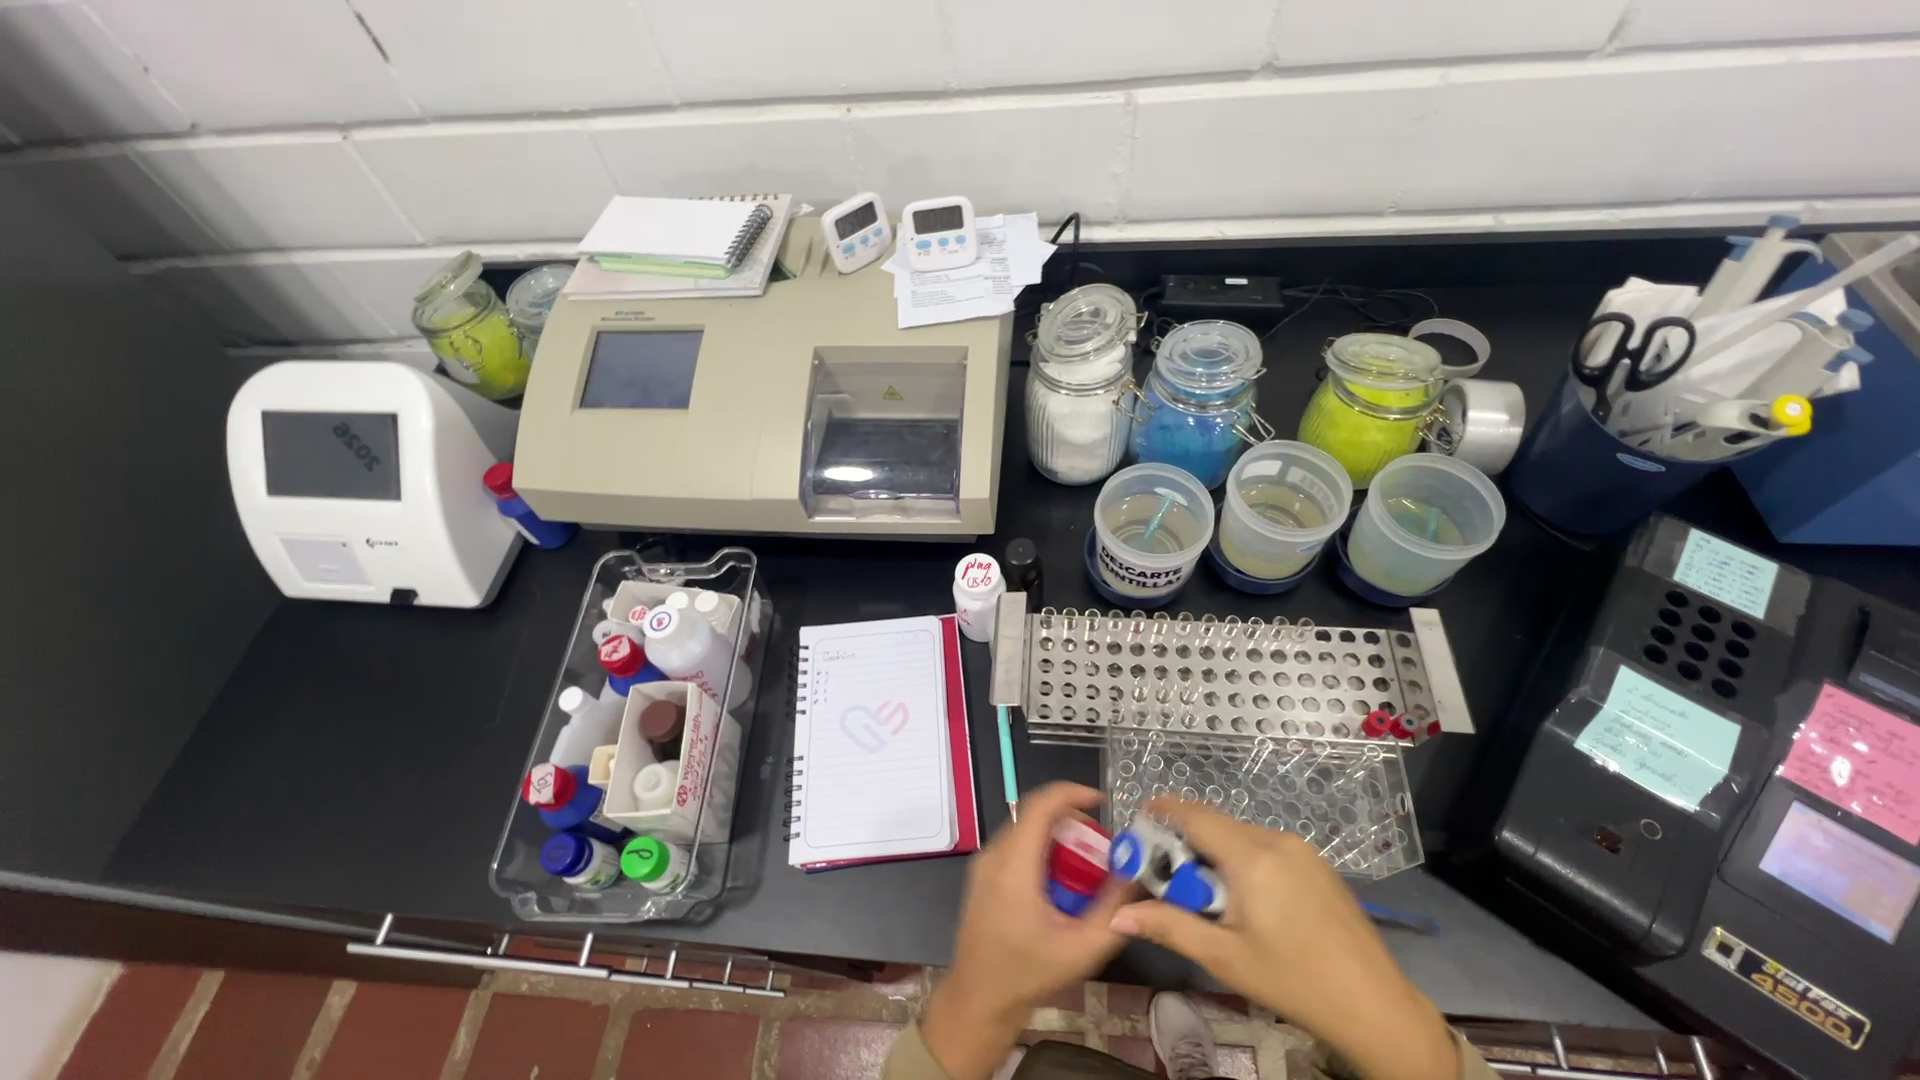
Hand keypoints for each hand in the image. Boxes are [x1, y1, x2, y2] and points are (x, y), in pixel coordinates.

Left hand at [921, 783, 1137, 1079]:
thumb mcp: (1082, 948)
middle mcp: (994, 855)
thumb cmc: (1027, 975)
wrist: (977, 1001)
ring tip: (1087, 863)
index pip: (1040, 805)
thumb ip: (1114, 910)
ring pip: (1025, 829)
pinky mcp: (983, 876)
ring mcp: (984, 864)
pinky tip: (1062, 880)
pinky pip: (1016, 846)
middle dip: (1072, 820)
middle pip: (1034, 815)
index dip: (1072, 793)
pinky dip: (1042, 849)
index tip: (1102, 802)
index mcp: (1014, 866)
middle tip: (1103, 844)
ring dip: (1057, 835)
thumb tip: (1137, 876)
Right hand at [1110, 798, 1457, 1079]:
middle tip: (1164, 875)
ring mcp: (1303, 851)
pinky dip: (1242, 860)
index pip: (1195, 816)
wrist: (1374, 1005)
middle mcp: (1277, 840)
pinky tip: (1244, 900)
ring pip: (1242, 836)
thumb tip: (1119, 915)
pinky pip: (1266, 848)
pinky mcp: (1318, 865)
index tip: (1138, 821)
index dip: (1163, 812)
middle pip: (1217, 825)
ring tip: (1204, 896)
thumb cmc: (1292, 980)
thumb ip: (1169, 926)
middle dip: (1185, 842)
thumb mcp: (1223, 957)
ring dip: (1214, 853)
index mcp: (1251, 857)